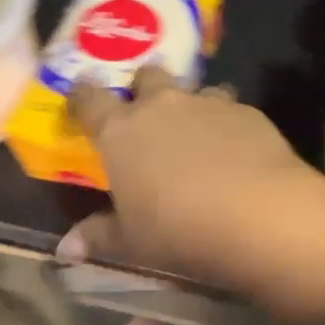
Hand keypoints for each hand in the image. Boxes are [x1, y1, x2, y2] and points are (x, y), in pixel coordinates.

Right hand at [59, 65, 316, 271]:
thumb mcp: (132, 241)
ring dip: (192, 103)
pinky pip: (231, 108)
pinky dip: (228, 122)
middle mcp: (163, 105)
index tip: (80, 96)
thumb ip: (99, 236)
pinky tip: (238, 149)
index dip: (82, 96)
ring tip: (198, 130)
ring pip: (196, 88)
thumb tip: (66, 248)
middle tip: (147, 109)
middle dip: (145, 86)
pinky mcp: (248, 112)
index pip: (90, 99)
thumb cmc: (180, 229)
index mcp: (121, 131)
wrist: (258, 212)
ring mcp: (209, 103)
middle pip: (148, 75)